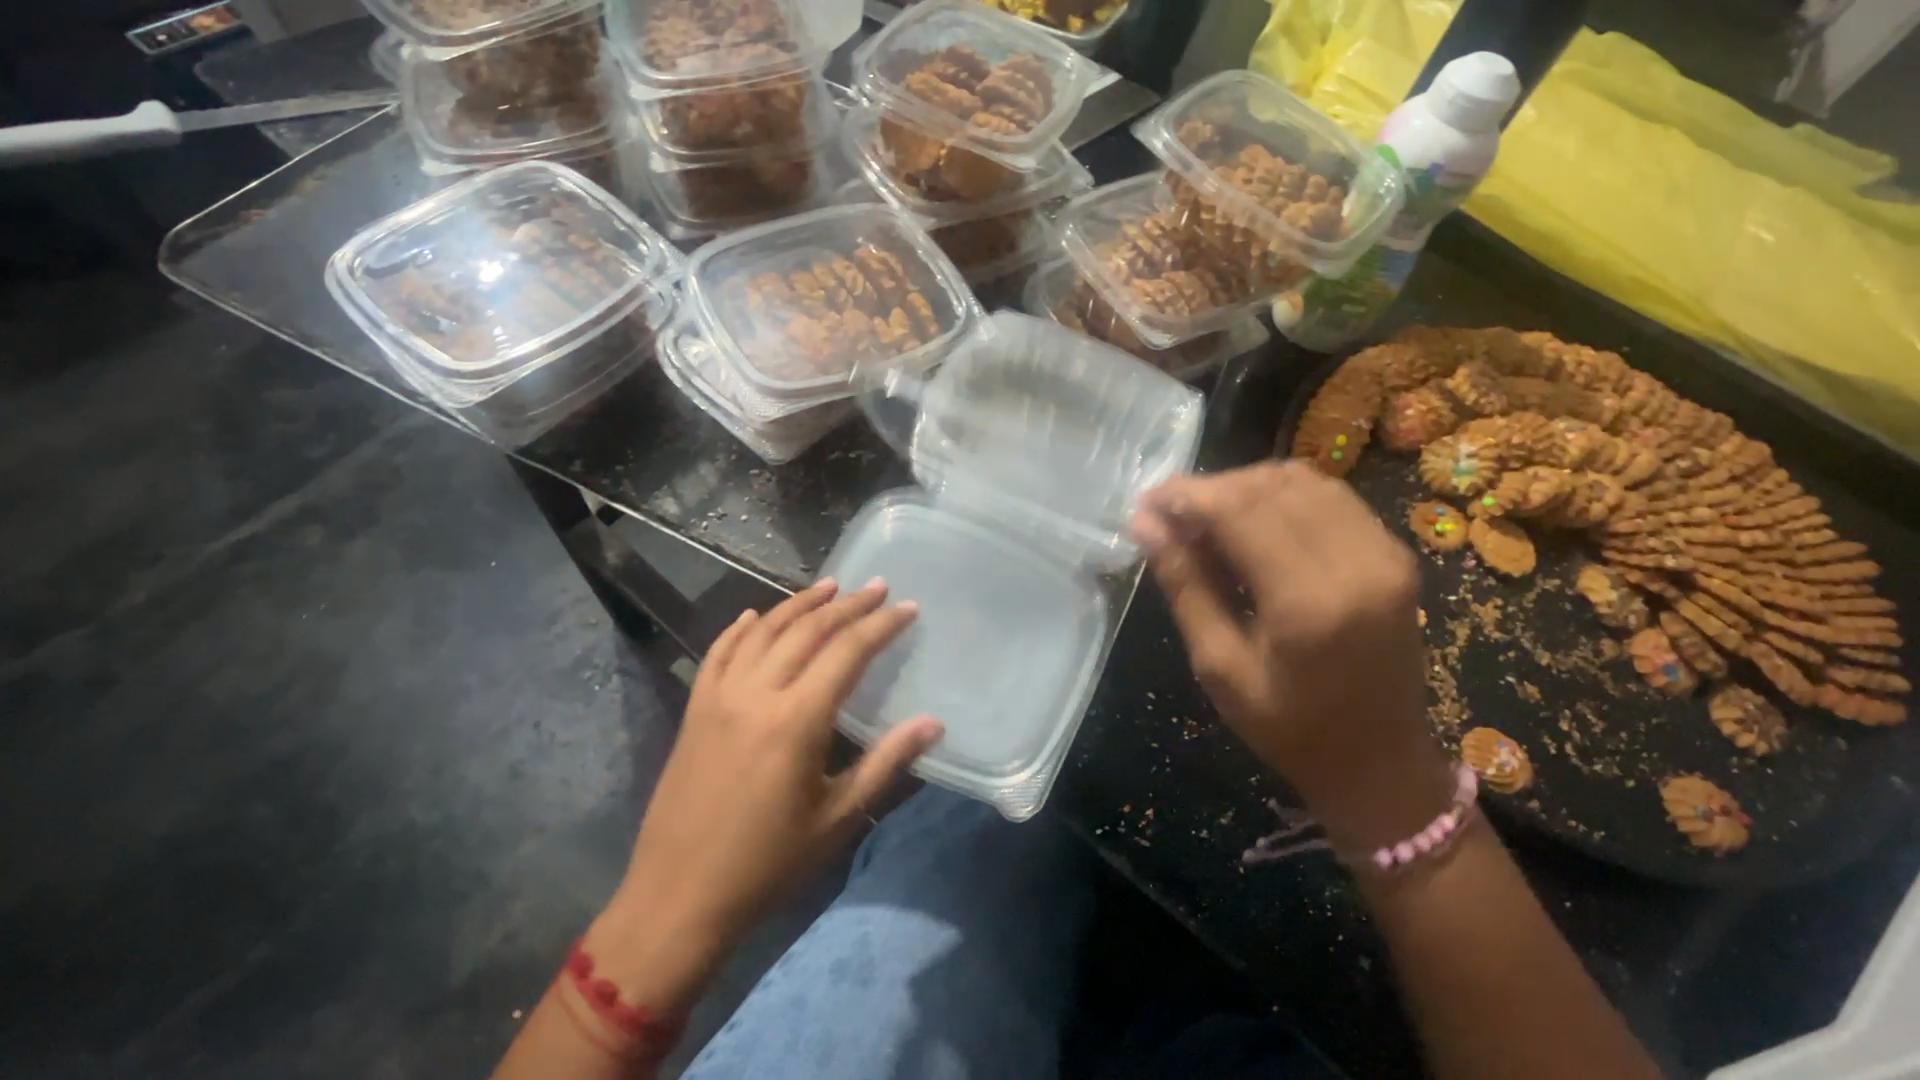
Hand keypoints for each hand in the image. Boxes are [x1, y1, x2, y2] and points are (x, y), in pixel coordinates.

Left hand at [589, 579, 942, 994]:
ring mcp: (718, 699)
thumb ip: (886, 763)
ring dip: (797, 606)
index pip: (847, 653)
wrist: (680, 897)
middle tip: (875, 587)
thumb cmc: (768, 865)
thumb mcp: (837, 818)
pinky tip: (753, 617)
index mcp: (796, 721)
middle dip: (845, 606)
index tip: (907, 607)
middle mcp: (756, 695)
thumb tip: (934, 722)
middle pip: (806, 632)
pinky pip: (718, 655)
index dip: (880, 626)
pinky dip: (739, 629)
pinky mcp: (694, 712)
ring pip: (761, 632)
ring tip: (828, 588)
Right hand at [1132, 462, 1452, 852]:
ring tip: (1208, 518)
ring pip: (1303, 480)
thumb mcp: (1220, 667)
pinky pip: (1333, 496)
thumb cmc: (1288, 729)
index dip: (1186, 496)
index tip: (1146, 504)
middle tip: (1170, 516)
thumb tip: (1144, 524)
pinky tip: (1255, 523)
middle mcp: (1357, 562)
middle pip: (1270, 486)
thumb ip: (1186, 586)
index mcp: (1308, 602)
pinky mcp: (1397, 552)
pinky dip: (1284, 496)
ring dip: (1247, 487)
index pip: (1239, 510)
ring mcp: (1386, 552)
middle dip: (1212, 489)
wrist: (1380, 761)